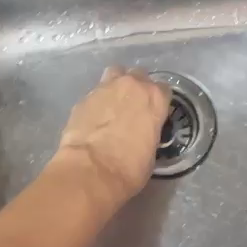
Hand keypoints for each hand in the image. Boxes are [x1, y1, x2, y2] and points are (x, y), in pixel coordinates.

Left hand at [52, 67, 170, 211]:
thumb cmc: (129, 169)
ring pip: (115, 75)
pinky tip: (94, 120)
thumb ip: (148, 133)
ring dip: (116, 87)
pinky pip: (95, 94)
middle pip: (139, 77)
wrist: (91, 171)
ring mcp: (105, 88)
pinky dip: (97, 104)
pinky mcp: (83, 98)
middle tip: (132, 110)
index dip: (158, 104)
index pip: (163, 91)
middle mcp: (131, 85)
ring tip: (113, 107)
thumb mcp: (150, 154)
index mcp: (154, 98)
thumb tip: (142, 135)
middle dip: (137, 90)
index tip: (154, 117)